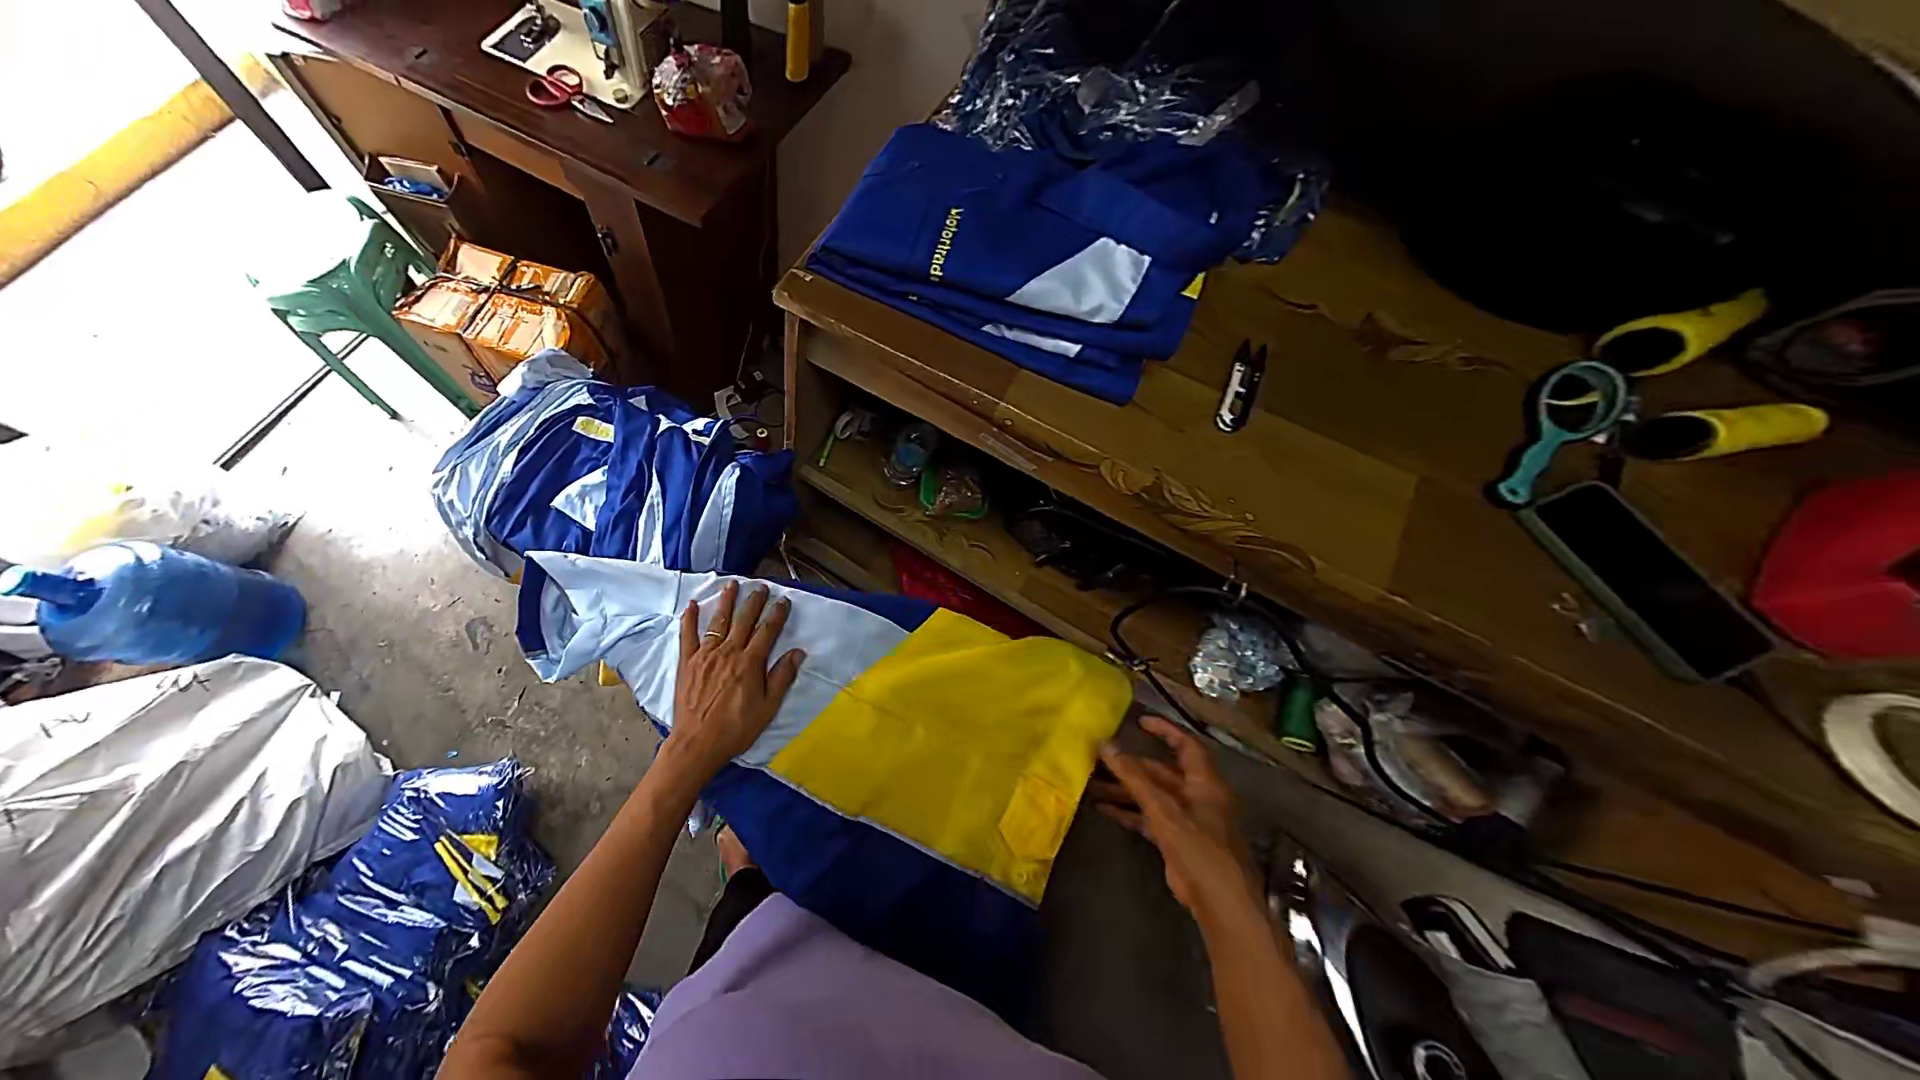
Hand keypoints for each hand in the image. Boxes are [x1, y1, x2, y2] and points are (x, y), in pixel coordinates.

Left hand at [660, 581, 804, 783]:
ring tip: (732, 585)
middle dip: (754, 601)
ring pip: (718, 622)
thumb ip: (781, 677)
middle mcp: (728, 653)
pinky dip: (689, 619)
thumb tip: (797, 653)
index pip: (767, 631)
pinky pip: (687, 635)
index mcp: (750, 663)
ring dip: (726, 601)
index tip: (783, 601)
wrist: (697, 744)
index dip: (777, 614)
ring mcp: (705, 656)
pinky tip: (691, 605)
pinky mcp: (687, 663)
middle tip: (761, 587)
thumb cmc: (736, 729)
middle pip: (744, 620)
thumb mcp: (768, 707)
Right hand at [1093, 716, 1260, 930]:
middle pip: (1162, 772)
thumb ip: (1134, 778)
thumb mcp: (1164, 809)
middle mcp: (1198, 796)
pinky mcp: (1177, 841)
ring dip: (1126, 791)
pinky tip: (1105, 810)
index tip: (1139, 722)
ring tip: (1093, 785)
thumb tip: (1106, 746)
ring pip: (1153, 796)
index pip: (1185, 745)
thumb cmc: (1200, 848)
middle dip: (1132, 767)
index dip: (1164, 730)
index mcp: (1205, 783)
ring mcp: (1188, 820)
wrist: (1220, 901)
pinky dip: (1130, 812)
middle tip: (1101, 759)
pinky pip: (1150, 818)